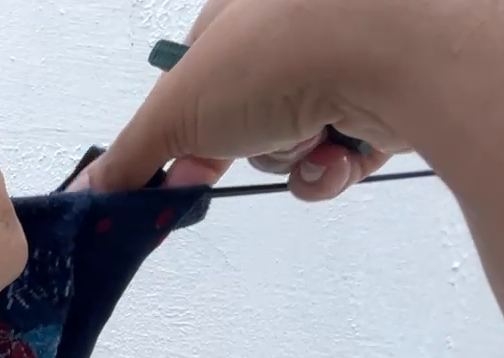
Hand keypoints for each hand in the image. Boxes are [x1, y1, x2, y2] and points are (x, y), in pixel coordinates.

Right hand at [81, 0, 432, 199]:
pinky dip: (337, 163)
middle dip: (237, 150)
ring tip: (308, 147)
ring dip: (288, 160)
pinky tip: (342, 155)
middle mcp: (306, 17)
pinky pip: (352, 141)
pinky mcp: (410, 78)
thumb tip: (85, 193)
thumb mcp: (172, 110)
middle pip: (243, 114)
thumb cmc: (284, 48)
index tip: (173, 168)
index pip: (195, 78)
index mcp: (246, 5)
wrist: (417, 39)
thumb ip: (126, 158)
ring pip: (296, 133)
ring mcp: (362, 44)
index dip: (178, 131)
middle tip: (225, 165)